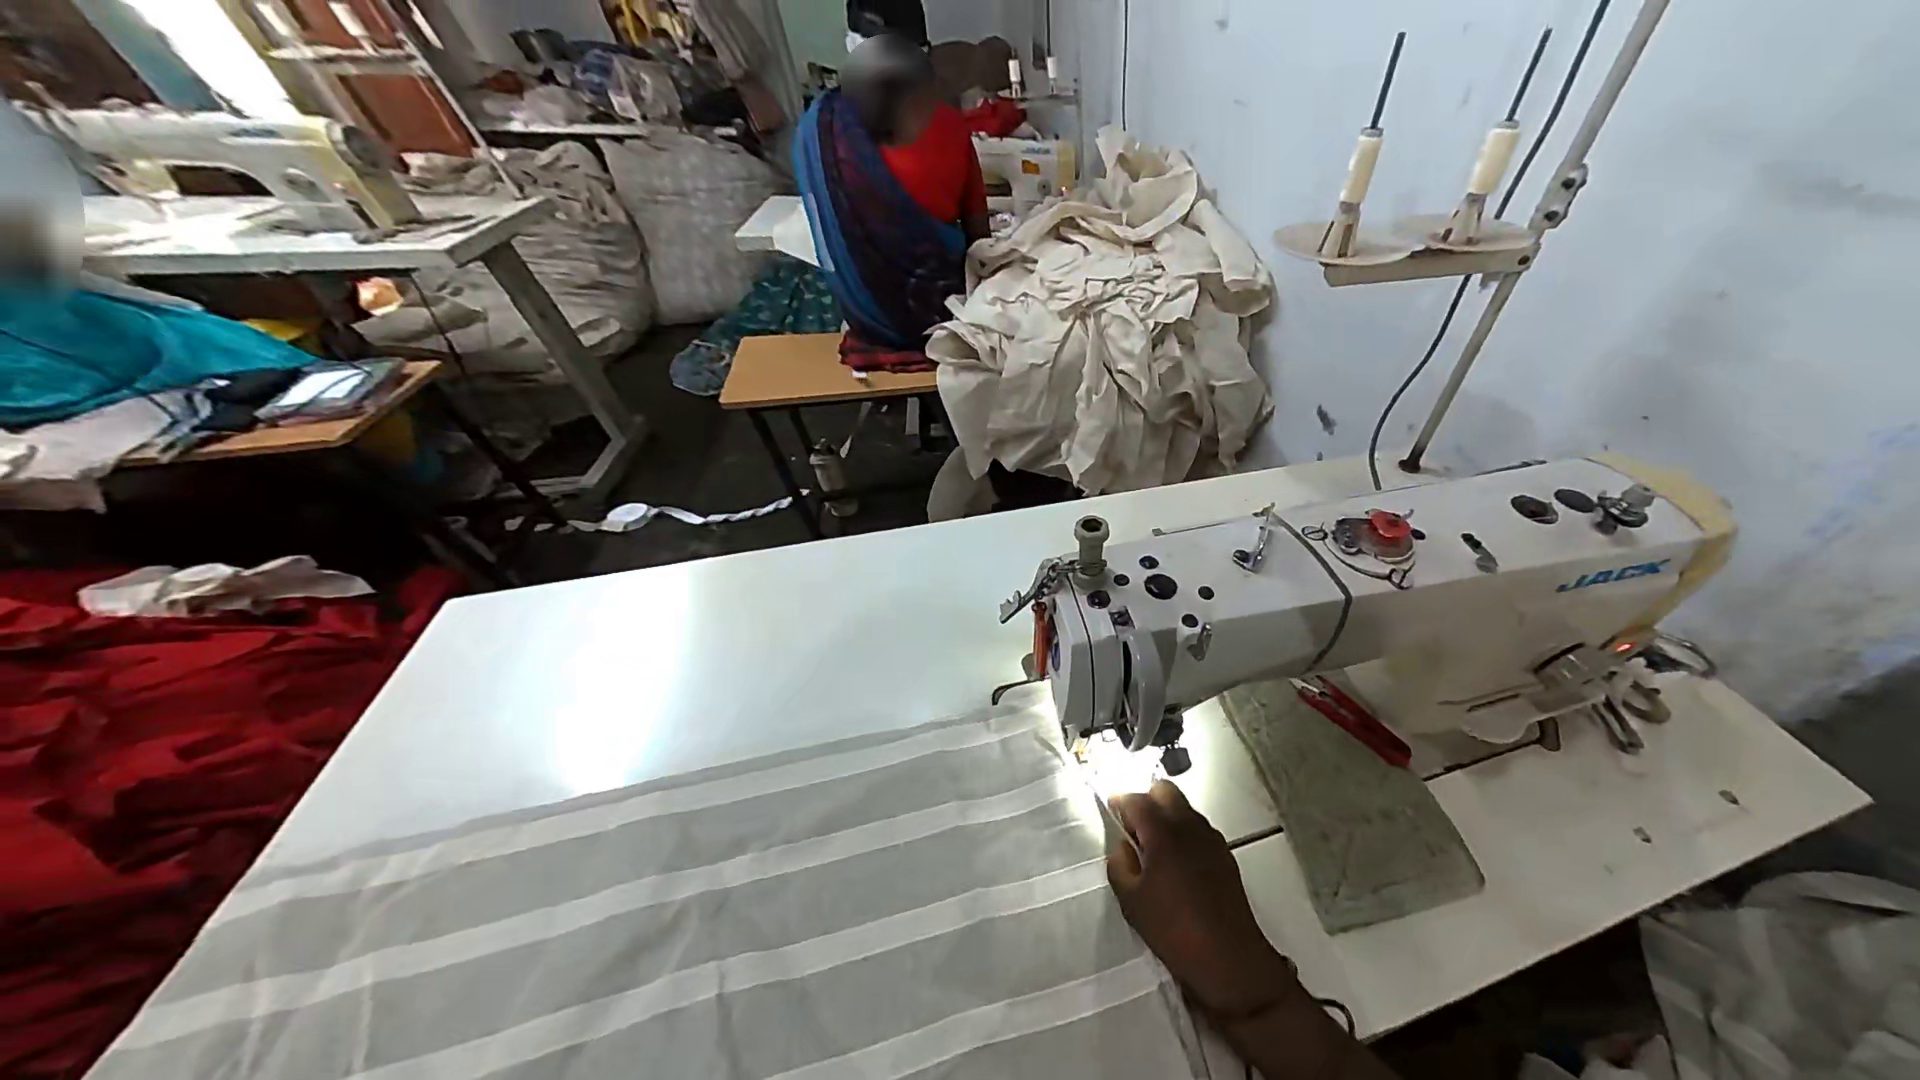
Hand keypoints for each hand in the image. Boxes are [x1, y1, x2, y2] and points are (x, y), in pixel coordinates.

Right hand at [1106, 781, 1301, 1019]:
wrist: (1230, 961)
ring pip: (1183, 807)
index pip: (1136, 799)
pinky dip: (1183, 831)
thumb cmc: (1173, 930)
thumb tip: (1124, 846)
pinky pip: (1198, 827)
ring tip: (1154, 847)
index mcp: (1162, 832)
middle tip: (1134, 827)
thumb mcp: (1130, 900)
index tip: (1111, 810)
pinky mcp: (1225, 854)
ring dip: (1166, 815)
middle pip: (1164, 790)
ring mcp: (1210, 838)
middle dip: (1146, 800)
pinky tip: (1176, 862)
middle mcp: (1188, 825)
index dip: (1119, 801)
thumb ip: (1119, 864)